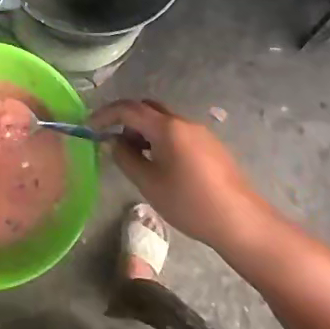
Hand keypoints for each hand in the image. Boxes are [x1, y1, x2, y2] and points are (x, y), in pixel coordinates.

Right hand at [92, 100, 277, 252]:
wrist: (239, 220)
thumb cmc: (189, 203)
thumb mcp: (149, 184)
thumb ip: (126, 158)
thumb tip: (114, 142)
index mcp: (167, 127)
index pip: (129, 109)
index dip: (106, 114)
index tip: (90, 126)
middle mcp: (184, 122)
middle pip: (149, 108)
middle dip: (126, 119)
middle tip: (112, 140)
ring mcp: (200, 133)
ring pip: (165, 121)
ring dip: (145, 131)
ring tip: (134, 157)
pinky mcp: (211, 146)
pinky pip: (178, 132)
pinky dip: (161, 139)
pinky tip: (160, 165)